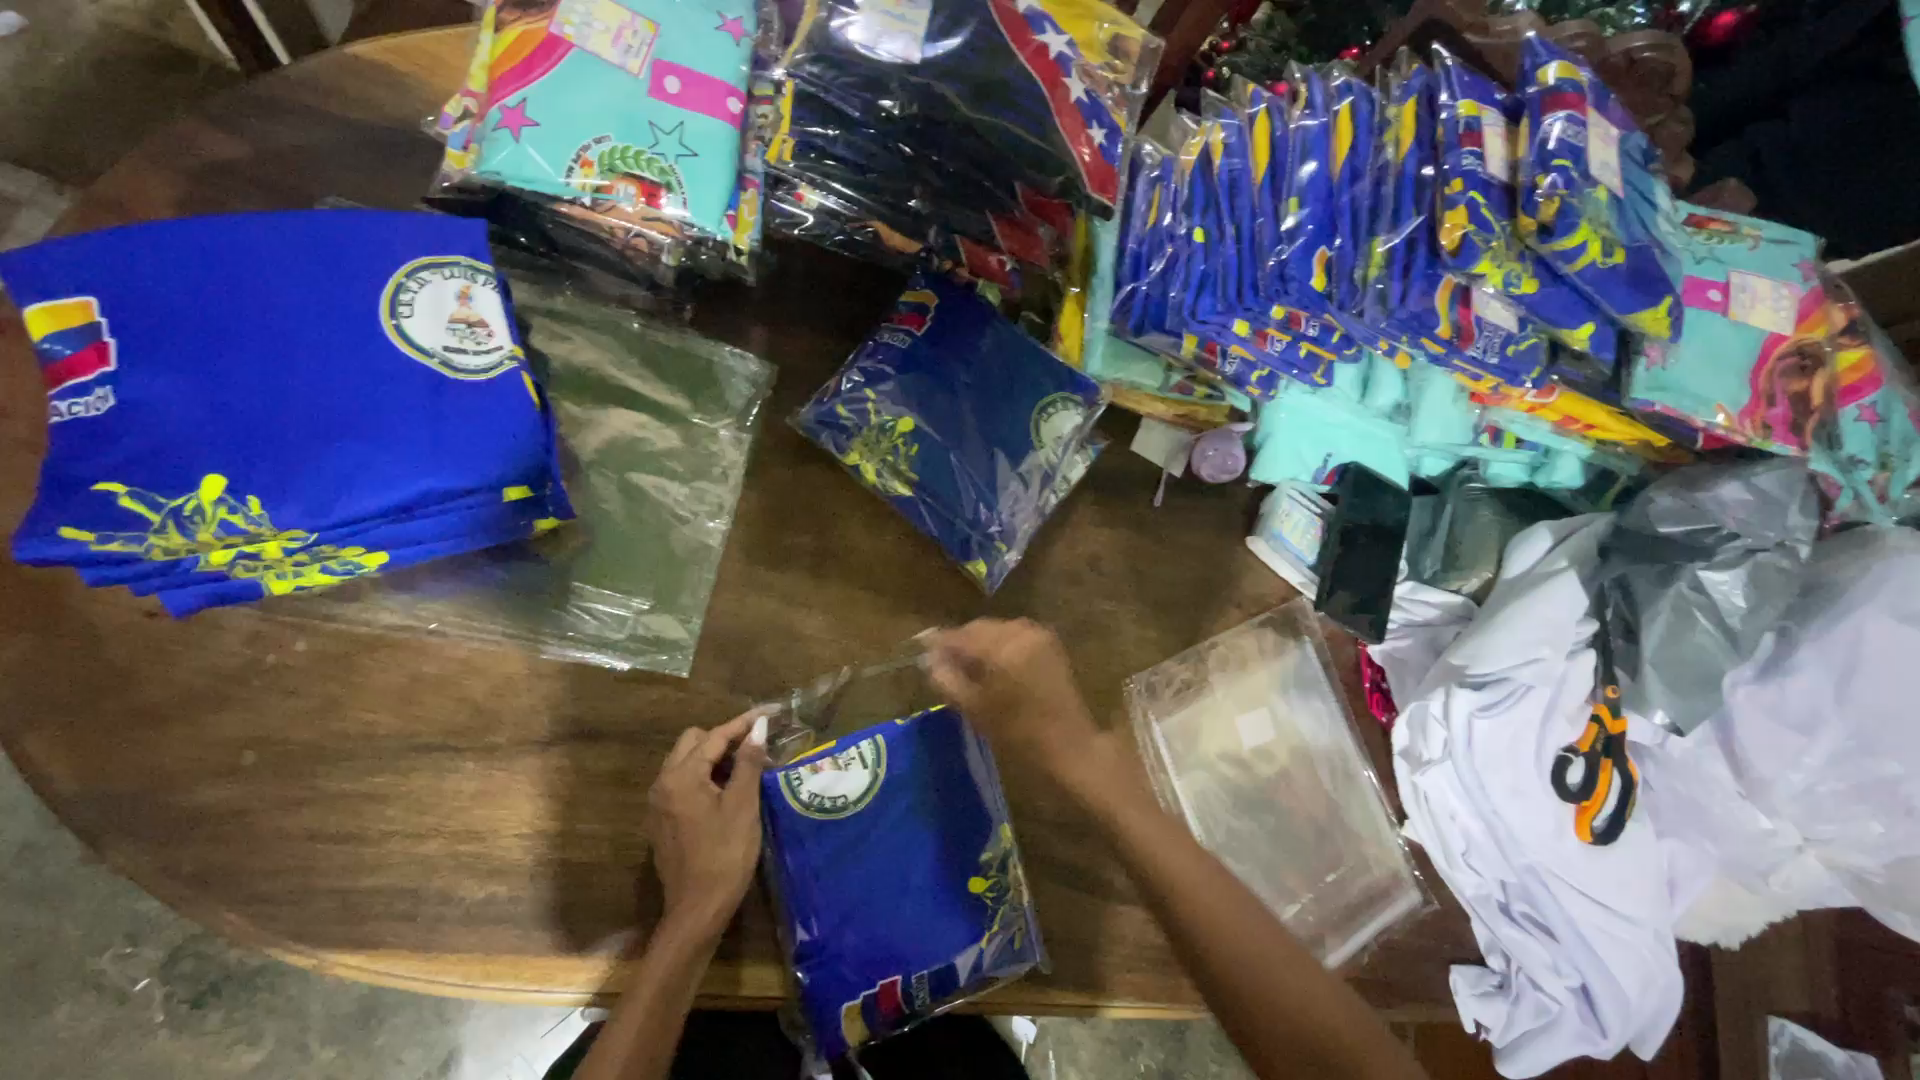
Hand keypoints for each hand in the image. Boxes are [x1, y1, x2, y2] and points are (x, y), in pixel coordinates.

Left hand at [645, 709, 769, 942]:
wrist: (697, 909)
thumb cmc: (725, 855)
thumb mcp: (743, 806)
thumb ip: (748, 762)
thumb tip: (758, 728)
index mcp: (681, 777)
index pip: (715, 736)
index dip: (744, 723)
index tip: (770, 713)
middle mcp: (662, 783)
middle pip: (693, 742)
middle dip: (725, 738)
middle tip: (757, 746)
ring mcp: (658, 804)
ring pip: (685, 762)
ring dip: (714, 757)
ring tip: (747, 767)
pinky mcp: (661, 821)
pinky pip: (682, 783)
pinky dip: (704, 777)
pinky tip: (727, 791)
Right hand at [925, 619, 1118, 795]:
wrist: (1069, 745)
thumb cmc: (1019, 733)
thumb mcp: (975, 709)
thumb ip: (947, 679)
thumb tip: (929, 659)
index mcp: (1001, 647)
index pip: (959, 636)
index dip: (938, 641)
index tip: (920, 647)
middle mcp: (1020, 632)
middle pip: (979, 628)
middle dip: (960, 642)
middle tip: (943, 661)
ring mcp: (1038, 635)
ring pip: (997, 630)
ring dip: (980, 643)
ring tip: (968, 666)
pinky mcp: (1050, 644)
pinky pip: (1015, 636)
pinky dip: (1000, 645)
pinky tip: (993, 665)